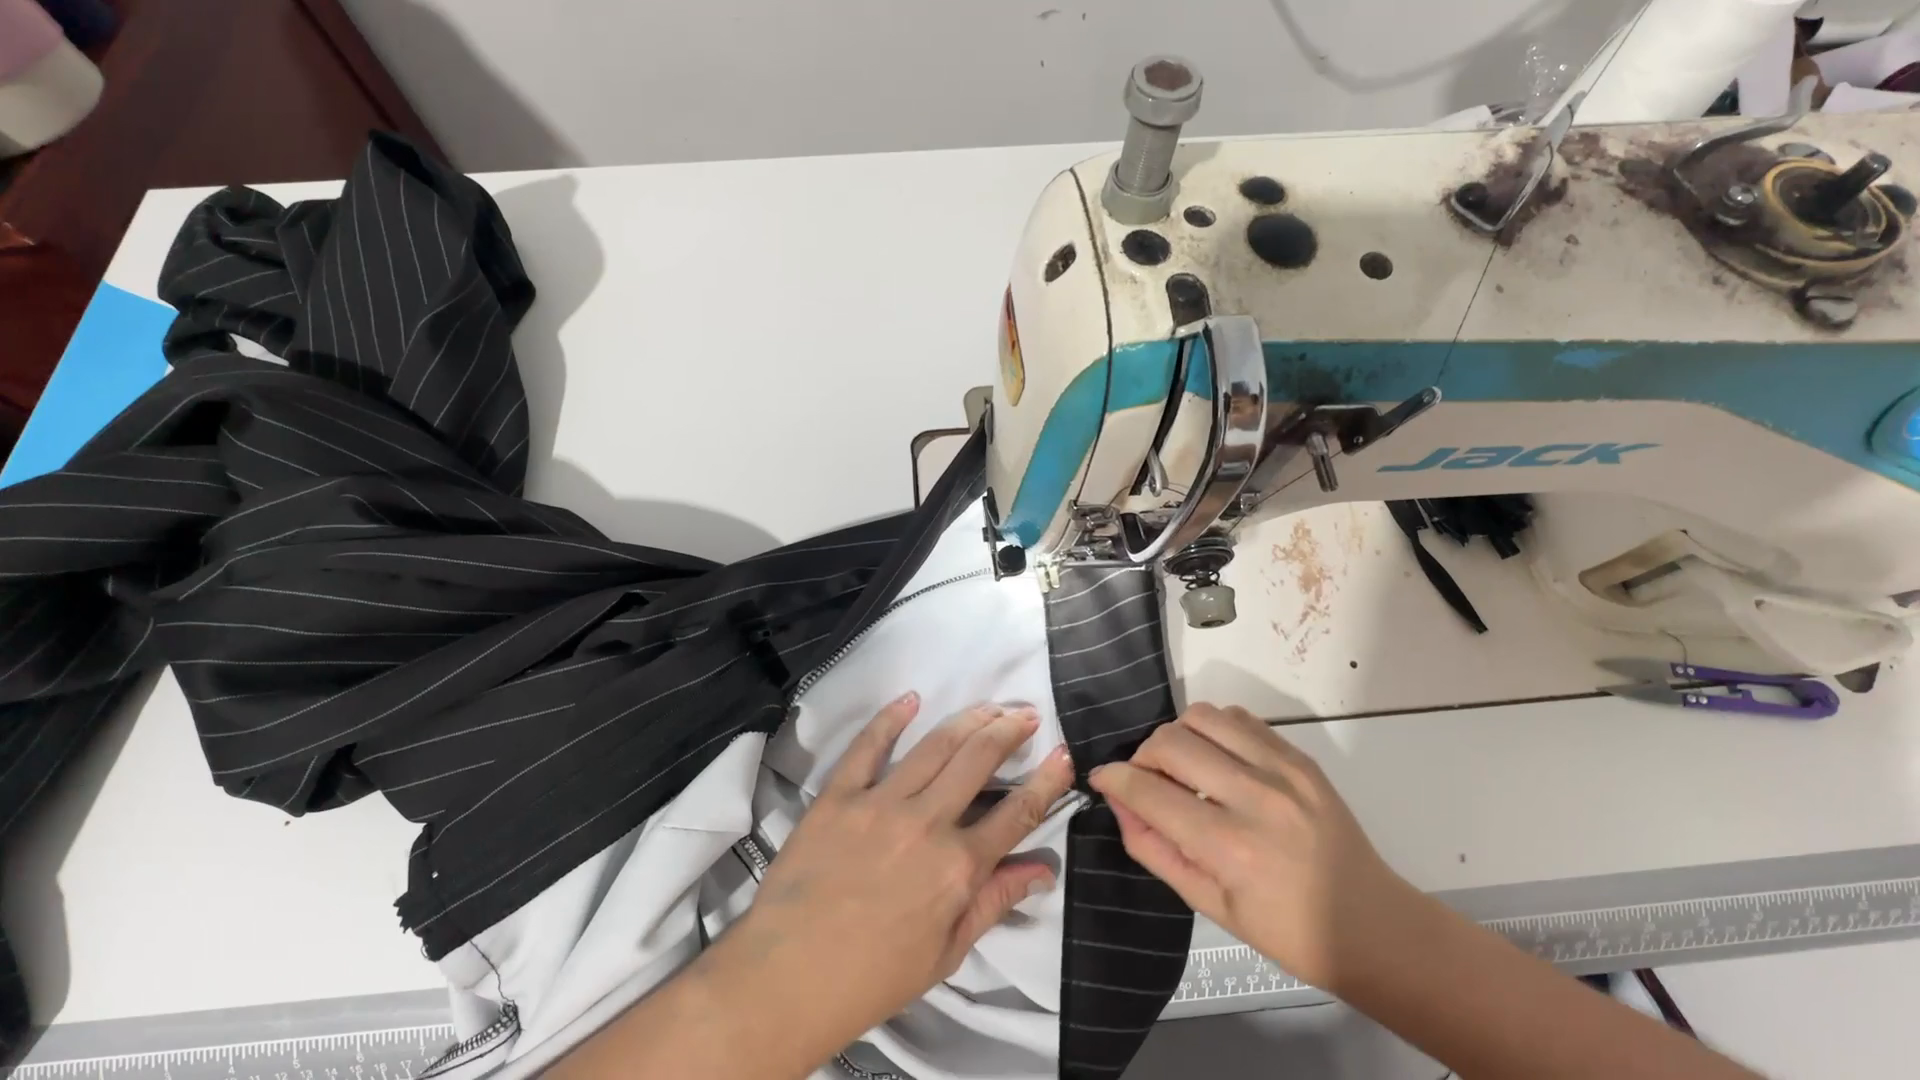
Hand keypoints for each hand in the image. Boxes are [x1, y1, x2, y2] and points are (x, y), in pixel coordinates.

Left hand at [712, 692, 1074, 1050]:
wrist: (788, 977)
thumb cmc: (874, 976)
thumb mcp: (947, 951)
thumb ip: (994, 902)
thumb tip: (1042, 870)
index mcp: (959, 867)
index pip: (1016, 813)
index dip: (1045, 781)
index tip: (1063, 754)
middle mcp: (927, 823)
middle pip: (978, 761)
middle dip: (1009, 731)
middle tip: (1026, 715)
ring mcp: (880, 803)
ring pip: (934, 746)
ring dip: (968, 719)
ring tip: (990, 706)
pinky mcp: (838, 796)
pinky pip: (867, 747)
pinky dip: (890, 719)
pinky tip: (911, 700)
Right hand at [1088, 703, 1412, 992]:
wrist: (1371, 924)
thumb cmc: (1286, 931)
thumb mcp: (1209, 905)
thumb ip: (1155, 849)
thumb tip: (1119, 804)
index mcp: (1232, 848)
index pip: (1151, 792)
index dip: (1114, 780)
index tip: (1101, 779)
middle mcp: (1257, 799)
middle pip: (1171, 742)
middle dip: (1142, 756)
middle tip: (1145, 780)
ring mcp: (1284, 772)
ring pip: (1203, 716)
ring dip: (1177, 736)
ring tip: (1181, 766)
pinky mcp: (1301, 759)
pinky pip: (1241, 719)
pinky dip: (1215, 730)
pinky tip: (1217, 759)